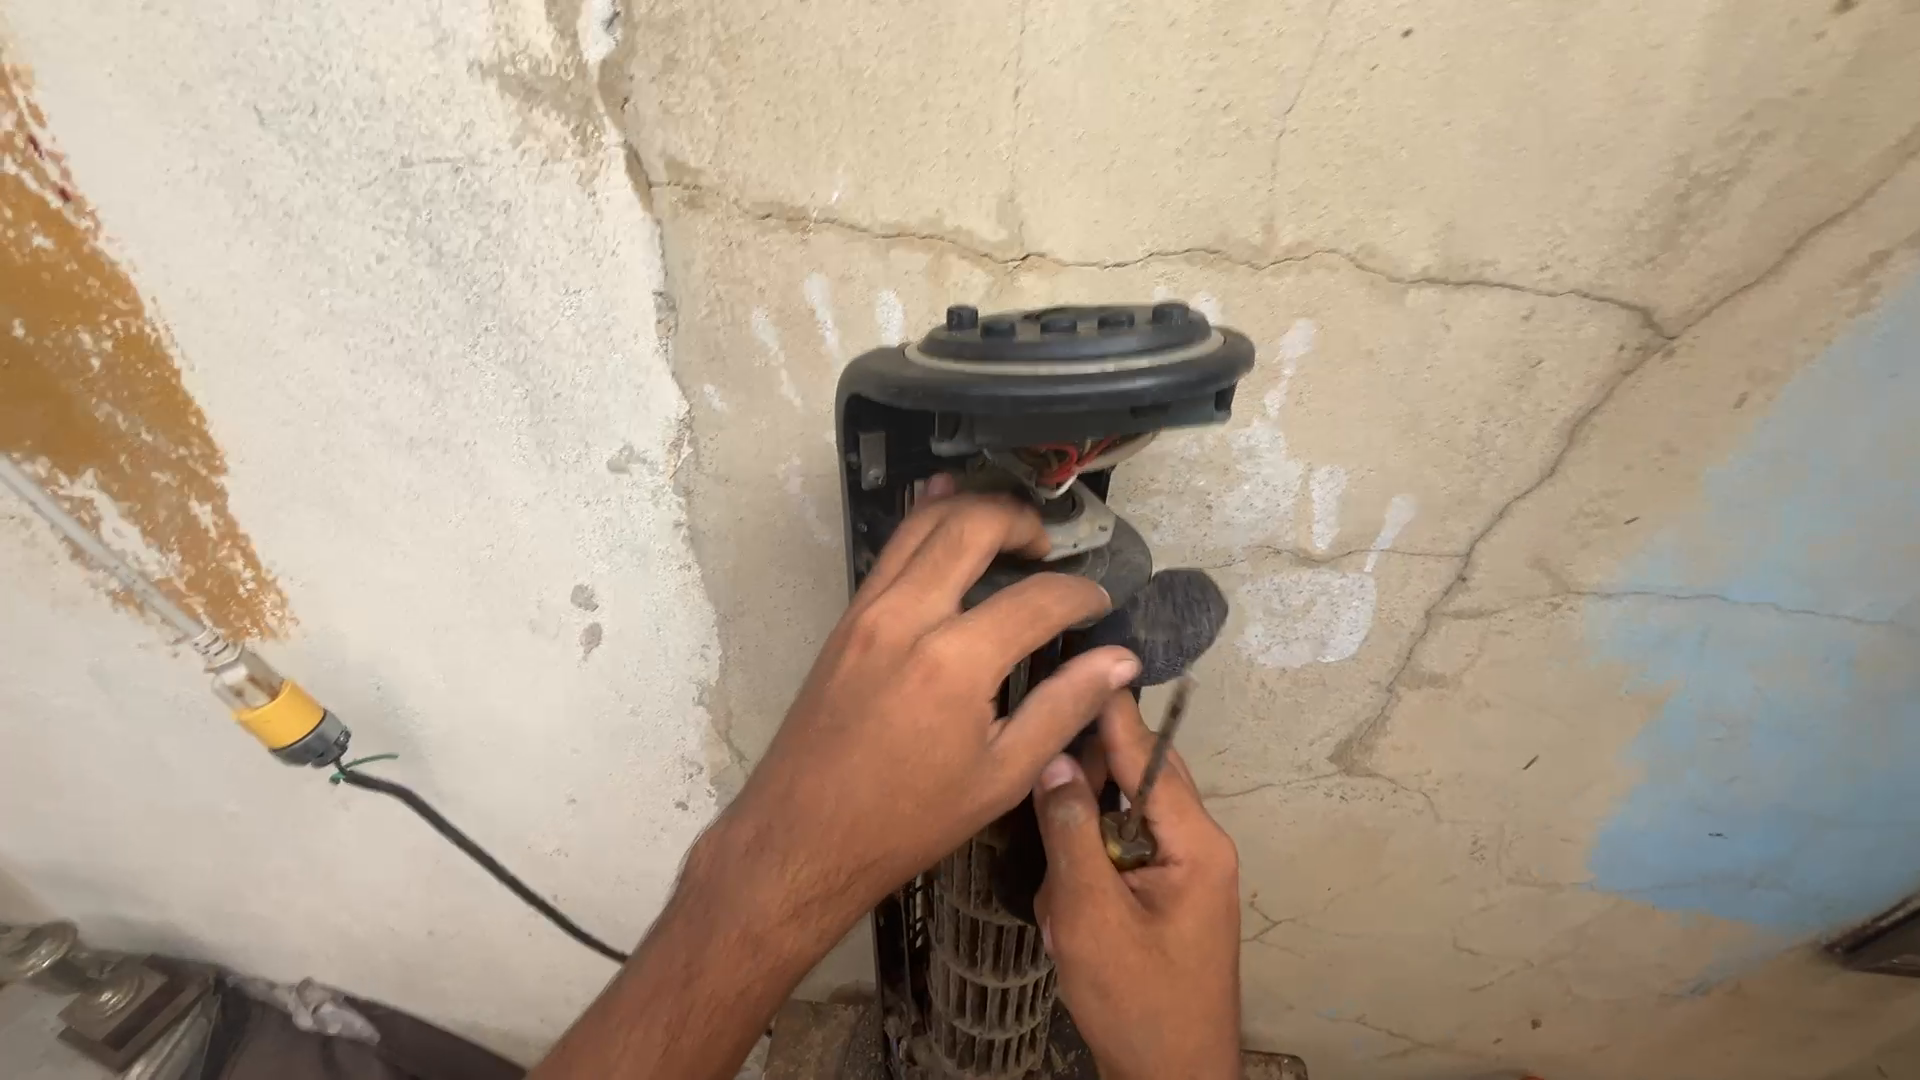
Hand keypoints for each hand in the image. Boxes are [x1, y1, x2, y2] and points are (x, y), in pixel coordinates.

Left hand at [706, 481, 1142, 929]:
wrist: (801, 837)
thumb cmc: (908, 820)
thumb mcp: (1002, 776)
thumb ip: (1065, 707)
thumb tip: (1122, 660)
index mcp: (954, 662)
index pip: (1037, 598)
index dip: (1081, 594)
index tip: (1098, 604)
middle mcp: (907, 616)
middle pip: (971, 525)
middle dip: (1021, 521)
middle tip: (1049, 548)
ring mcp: (867, 609)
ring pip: (922, 523)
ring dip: (971, 510)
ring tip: (1008, 531)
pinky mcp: (846, 618)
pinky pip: (892, 550)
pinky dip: (928, 527)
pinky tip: (951, 529)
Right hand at [1033, 692, 1242, 1079]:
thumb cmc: (1137, 1002)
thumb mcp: (1089, 916)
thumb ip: (1070, 829)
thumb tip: (1054, 757)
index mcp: (1193, 840)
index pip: (1146, 750)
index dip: (1109, 705)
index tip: (1079, 654)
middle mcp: (1196, 841)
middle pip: (1135, 775)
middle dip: (1085, 774)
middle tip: (1033, 762)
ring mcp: (1182, 866)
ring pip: (1123, 810)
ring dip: (1083, 823)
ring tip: (1050, 850)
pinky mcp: (1164, 889)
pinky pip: (1122, 845)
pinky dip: (1089, 855)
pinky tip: (1064, 887)